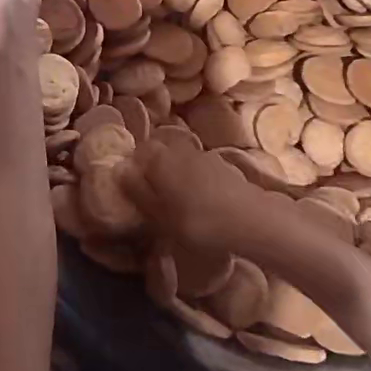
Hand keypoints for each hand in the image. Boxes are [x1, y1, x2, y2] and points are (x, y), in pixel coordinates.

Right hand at [133, 139, 281, 255]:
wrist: (251, 221)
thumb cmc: (197, 221)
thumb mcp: (160, 215)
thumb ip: (138, 192)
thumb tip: (120, 170)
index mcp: (160, 159)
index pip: (139, 151)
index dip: (134, 166)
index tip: (133, 185)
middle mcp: (180, 149)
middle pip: (161, 152)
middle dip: (155, 168)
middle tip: (154, 194)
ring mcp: (204, 156)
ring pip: (181, 158)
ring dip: (176, 173)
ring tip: (177, 199)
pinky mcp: (224, 166)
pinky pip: (200, 168)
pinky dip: (195, 179)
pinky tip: (201, 200)